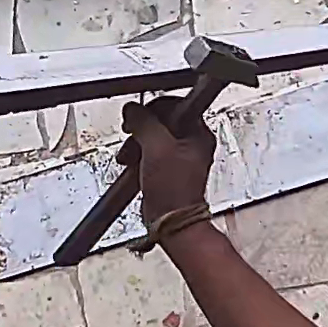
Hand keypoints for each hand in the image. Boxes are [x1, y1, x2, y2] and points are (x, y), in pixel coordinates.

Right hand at [122, 97, 213, 225]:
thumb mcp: (156, 147)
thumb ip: (144, 122)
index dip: (153, 107)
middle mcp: (192, 142)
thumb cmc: (173, 190)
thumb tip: (133, 109)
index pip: (175, 105)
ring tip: (128, 154)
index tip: (137, 114)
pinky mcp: (167, 168)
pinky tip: (131, 163)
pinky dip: (138, 155)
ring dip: (136, 142)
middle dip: (141, 128)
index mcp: (199, 133)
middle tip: (130, 133)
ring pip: (153, 136)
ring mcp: (180, 156)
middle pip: (162, 120)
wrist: (170, 221)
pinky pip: (150, 151)